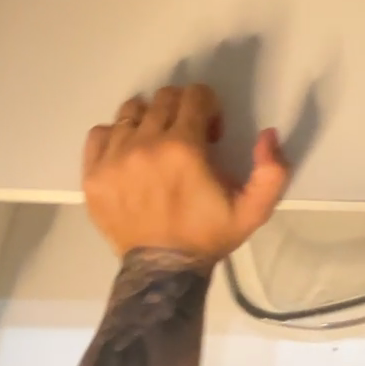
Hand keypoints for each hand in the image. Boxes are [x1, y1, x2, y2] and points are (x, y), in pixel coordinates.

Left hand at [82, 84, 289, 262]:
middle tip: (188, 140)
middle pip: (163, 98)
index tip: (211, 134)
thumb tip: (267, 134)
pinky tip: (130, 154)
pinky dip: (116, 137)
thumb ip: (272, 171)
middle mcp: (145, 144)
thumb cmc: (208, 235)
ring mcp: (114, 158)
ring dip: (149, 120)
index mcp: (184, 147)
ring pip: (131, 111)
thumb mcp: (254, 209)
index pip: (195, 95)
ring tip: (157, 146)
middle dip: (182, 110)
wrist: (163, 271)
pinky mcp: (92, 174)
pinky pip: (100, 133)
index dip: (209, 108)